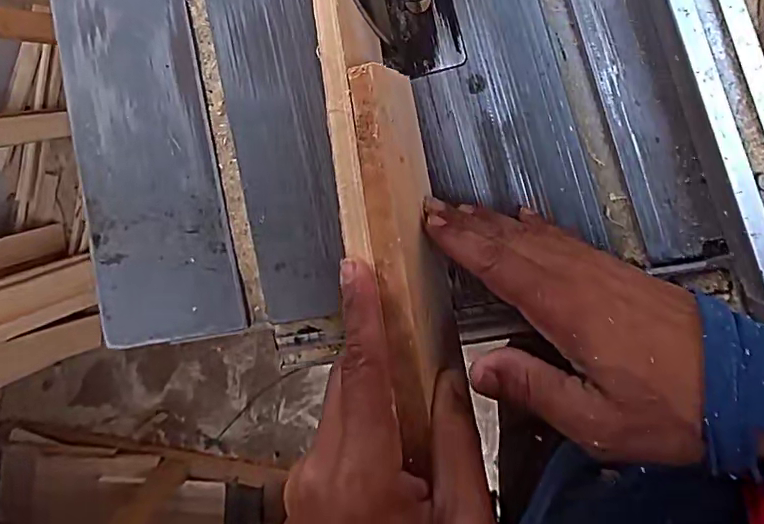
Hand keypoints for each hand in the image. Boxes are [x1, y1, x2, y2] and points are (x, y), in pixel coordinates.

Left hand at [285, 260, 493, 523]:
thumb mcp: (462, 517)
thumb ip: (456, 436)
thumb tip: (447, 372)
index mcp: (359, 474)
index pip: (363, 369)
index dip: (362, 311)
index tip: (354, 265)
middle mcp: (317, 471)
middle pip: (351, 379)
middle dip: (383, 356)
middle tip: (421, 356)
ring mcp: (302, 485)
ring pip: (342, 401)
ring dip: (376, 392)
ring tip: (416, 431)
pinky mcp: (301, 493)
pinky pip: (336, 430)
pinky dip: (365, 420)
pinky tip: (396, 450)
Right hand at [423, 201, 703, 464]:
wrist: (732, 381)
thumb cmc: (670, 406)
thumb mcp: (596, 420)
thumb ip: (535, 388)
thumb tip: (484, 370)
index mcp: (568, 308)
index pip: (501, 265)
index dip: (463, 242)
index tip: (435, 224)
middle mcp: (580, 278)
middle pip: (512, 240)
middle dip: (470, 223)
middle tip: (437, 207)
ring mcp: (598, 269)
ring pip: (536, 235)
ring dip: (497, 220)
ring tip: (469, 210)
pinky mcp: (614, 271)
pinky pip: (565, 238)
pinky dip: (538, 225)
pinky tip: (529, 219)